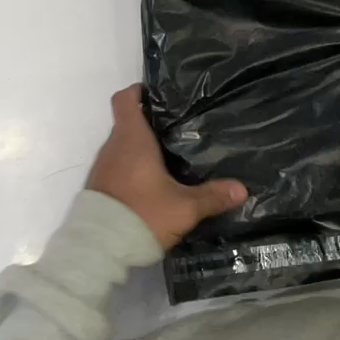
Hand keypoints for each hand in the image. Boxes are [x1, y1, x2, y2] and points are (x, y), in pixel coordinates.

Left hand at [86, 85, 247, 248]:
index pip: (125, 99)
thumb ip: (212, 196)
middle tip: (179, 130)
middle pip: (128, 123)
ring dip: (141, 149)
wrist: (98, 248)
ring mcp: (103, 168)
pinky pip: (117, 167)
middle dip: (150, 124)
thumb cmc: (141, 213)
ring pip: (123, 147)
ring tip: (169, 158)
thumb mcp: (184, 207)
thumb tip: (241, 188)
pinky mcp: (99, 188)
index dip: (138, 91)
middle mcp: (113, 147)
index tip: (157, 94)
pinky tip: (152, 184)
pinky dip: (132, 169)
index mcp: (131, 139)